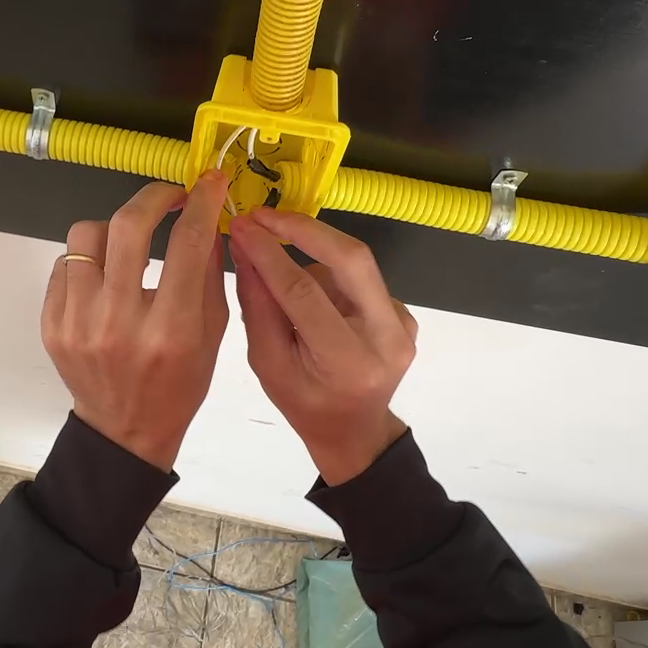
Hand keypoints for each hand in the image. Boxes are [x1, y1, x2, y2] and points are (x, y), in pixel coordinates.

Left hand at [40, 173, 232, 470]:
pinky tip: (106, 276)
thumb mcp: (212, 335)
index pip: (186, 244)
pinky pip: (65, 264)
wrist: (124, 430)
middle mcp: (119, 323)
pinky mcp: (51, 324)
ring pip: (86, 235)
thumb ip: (210, 274)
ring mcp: (77, 323)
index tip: (210, 182)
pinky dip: (90, 259)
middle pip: (128, 226)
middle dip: (154, 196)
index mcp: (170, 330)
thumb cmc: (178, 385)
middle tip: (170, 196)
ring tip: (131, 244)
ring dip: (116, 228)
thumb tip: (206, 218)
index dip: (202, 202)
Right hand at [227, 208, 418, 484]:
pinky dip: (327, 278)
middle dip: (304, 229)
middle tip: (264, 216)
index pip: (304, 292)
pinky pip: (357, 279)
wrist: (355, 431)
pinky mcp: (404, 311)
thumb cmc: (303, 405)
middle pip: (351, 258)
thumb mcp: (266, 363)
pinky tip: (314, 303)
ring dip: (310, 262)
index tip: (243, 227)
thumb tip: (246, 247)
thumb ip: (257, 305)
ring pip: (351, 266)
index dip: (271, 254)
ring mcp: (403, 322)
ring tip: (284, 287)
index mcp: (348, 361)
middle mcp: (388, 336)